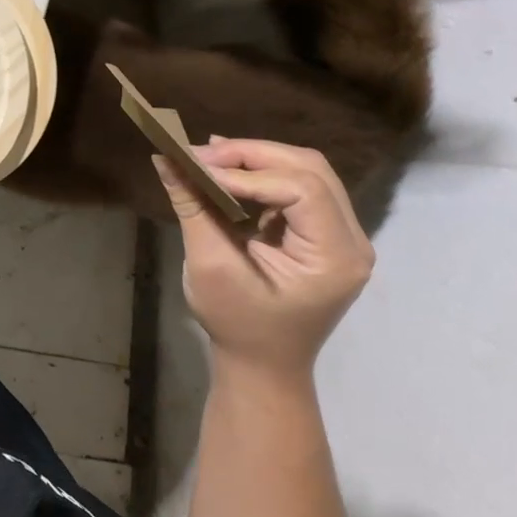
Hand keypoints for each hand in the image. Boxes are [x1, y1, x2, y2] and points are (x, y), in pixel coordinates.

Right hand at [156, 139, 374, 379]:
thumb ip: (193, 208)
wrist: (263, 362)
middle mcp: (350, 239)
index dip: (248, 172)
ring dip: (255, 159)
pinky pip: (297, 186)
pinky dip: (259, 173)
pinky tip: (224, 173)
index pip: (301, 189)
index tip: (197, 169)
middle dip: (251, 155)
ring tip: (207, 160)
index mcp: (334, 255)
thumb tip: (166, 159)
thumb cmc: (237, 321)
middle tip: (199, 155)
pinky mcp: (322, 233)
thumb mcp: (209, 265)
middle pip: (310, 170)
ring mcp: (340, 235)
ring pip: (306, 171)